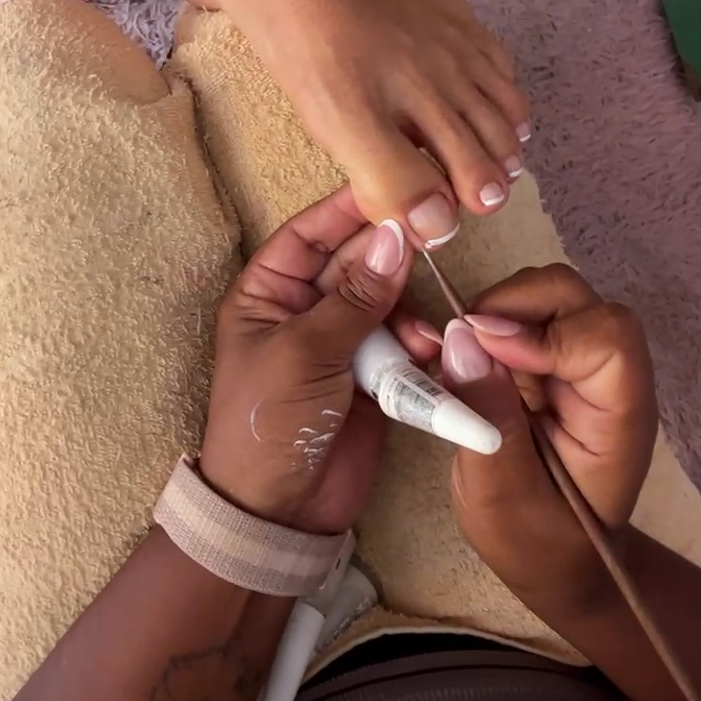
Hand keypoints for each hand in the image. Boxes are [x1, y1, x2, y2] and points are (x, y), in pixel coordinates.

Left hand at [159, 0, 531, 249]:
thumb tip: (440, 232)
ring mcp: (434, 19)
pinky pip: (473, 38)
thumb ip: (389, 174)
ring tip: (500, 154)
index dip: (463, 200)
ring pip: (485, 83)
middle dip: (487, 169)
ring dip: (495, 124)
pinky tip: (480, 76)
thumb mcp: (334, 113)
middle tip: (485, 199)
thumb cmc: (286, 21)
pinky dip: (489, 68)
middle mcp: (442, 58)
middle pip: (485, 125)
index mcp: (421, 93)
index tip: (451, 226)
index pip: (468, 164)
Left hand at [198, 188, 412, 534]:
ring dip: (406, 313)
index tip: (395, 189)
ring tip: (419, 338)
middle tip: (432, 249)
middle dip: (389, 262)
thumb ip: (355, 297)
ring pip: (385, 302)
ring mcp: (340, 340)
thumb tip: (394, 237)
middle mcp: (304, 308)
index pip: (309, 234)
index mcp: (268, 292)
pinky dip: (416, 346)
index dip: (347, 211)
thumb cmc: (269, 420)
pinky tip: (427, 356)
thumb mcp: (306, 352)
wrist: (280, 511)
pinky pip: (401, 342)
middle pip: (354, 263)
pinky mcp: (371, 373)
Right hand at [399, 265, 658, 618]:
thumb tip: (463, 337)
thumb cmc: (535, 540)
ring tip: (456, 353)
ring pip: (543, 294)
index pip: (607, 338)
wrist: (548, 554)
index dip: (544, 332)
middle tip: (461, 341)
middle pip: (575, 298)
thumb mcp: (503, 494)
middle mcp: (602, 375)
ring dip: (493, 310)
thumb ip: (487, 417)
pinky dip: (481, 321)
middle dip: (511, 305)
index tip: (481, 347)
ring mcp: (573, 362)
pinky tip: (458, 357)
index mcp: (616, 413)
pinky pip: (515, 313)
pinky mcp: (542, 359)